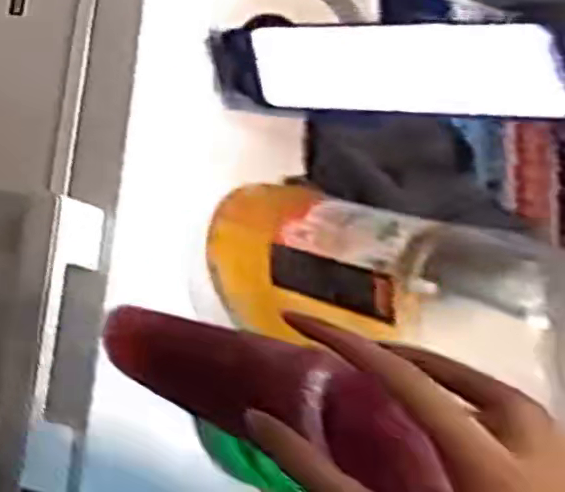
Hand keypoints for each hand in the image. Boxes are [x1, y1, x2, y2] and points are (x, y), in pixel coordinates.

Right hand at [245, 313, 564, 491]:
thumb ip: (318, 473)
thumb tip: (256, 418)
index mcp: (493, 467)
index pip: (405, 377)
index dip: (345, 340)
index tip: (292, 318)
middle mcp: (546, 472)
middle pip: (497, 395)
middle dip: (429, 362)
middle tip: (372, 352)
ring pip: (532, 426)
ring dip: (468, 395)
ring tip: (415, 389)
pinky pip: (541, 457)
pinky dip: (494, 433)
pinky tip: (460, 446)